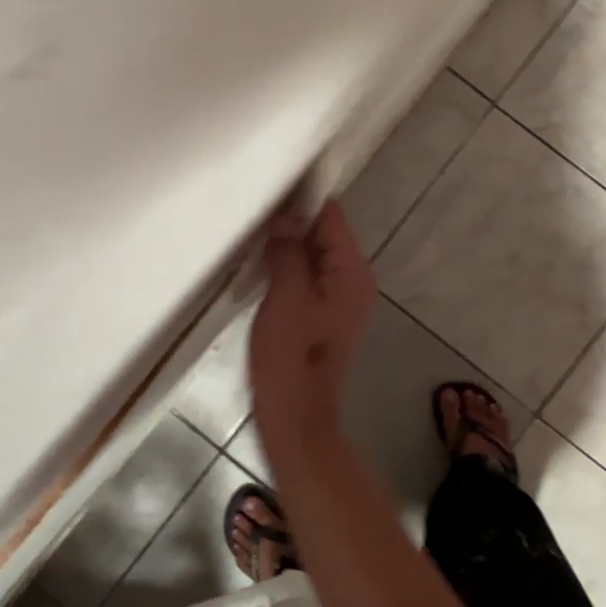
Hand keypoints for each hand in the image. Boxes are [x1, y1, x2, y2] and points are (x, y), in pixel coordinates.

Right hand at [248, 200, 375, 450]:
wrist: (296, 419)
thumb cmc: (291, 358)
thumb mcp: (286, 297)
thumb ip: (288, 251)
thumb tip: (284, 217)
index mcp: (353, 271)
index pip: (332, 216)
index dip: (301, 200)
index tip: (266, 188)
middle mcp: (355, 281)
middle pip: (324, 235)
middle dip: (290, 223)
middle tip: (251, 212)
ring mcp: (341, 301)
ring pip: (313, 257)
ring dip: (285, 248)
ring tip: (250, 237)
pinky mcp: (324, 317)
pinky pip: (308, 279)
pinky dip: (287, 270)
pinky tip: (259, 269)